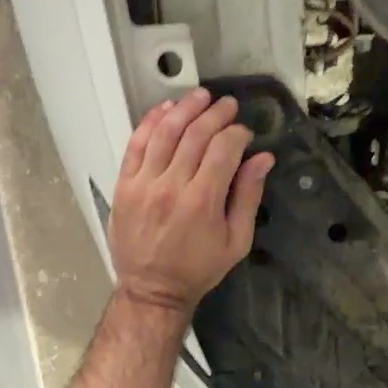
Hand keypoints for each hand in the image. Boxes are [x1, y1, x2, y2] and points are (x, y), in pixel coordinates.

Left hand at [109, 88, 273, 314]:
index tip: (245, 133)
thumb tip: (263, 159)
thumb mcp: (236, 241)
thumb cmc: (199, 269)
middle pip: (196, 133)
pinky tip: (166, 110)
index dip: (238, 133)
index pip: (224, 148)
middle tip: (227, 105)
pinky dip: (152, 121)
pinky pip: (137, 143)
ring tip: (200, 97)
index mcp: (203, 201)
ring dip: (185, 108)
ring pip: (165, 131)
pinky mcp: (124, 184)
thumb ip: (248, 197)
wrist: (152, 290)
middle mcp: (172, 186)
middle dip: (216, 114)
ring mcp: (144, 183)